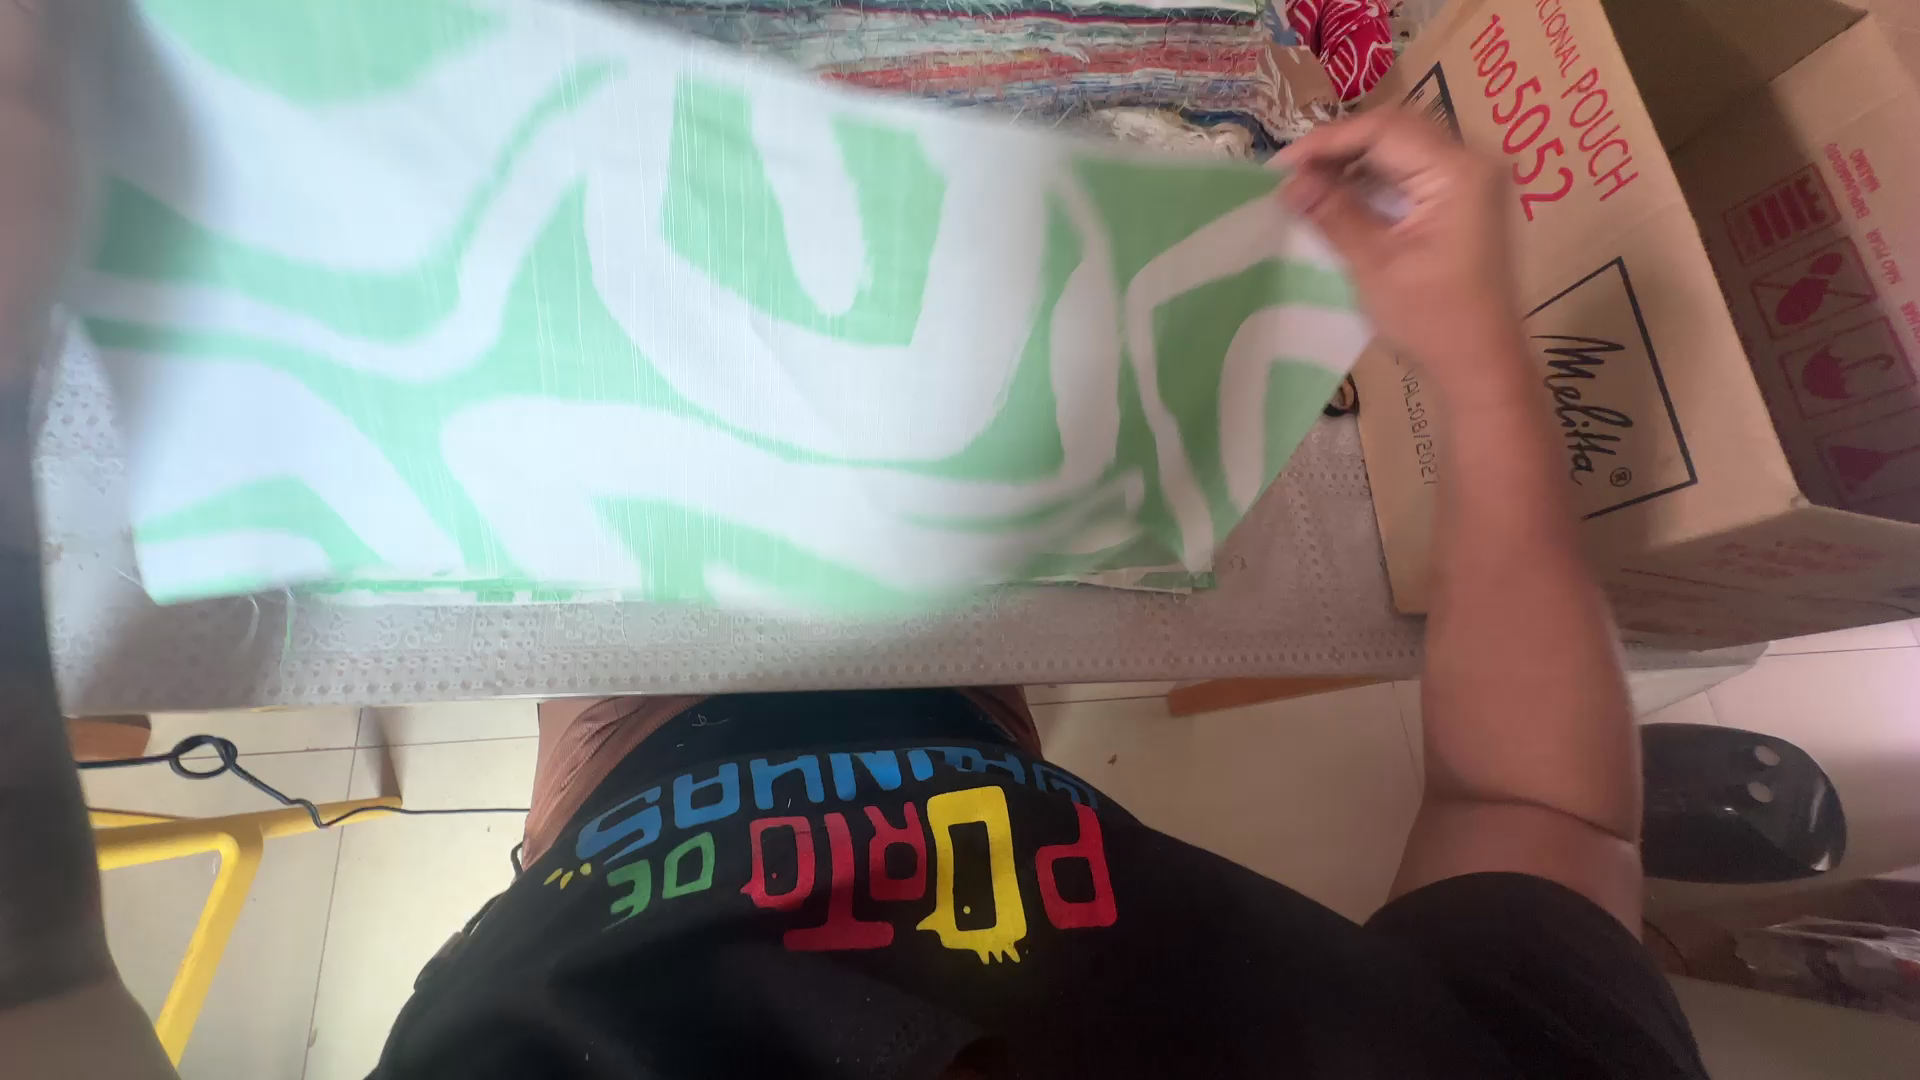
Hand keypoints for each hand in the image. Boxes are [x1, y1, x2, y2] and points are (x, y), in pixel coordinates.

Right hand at [1278, 108, 1525, 393]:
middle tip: (1286, 175)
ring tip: (1303, 186)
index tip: (1278, 167)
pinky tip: (1335, 200)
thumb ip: (1334, 214)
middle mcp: (1469, 163)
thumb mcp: (1374, 264)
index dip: (1326, 142)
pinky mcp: (1457, 204)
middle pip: (1394, 131)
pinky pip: (1406, 176)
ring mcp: (1466, 182)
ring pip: (1399, 151)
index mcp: (1457, 171)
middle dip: (1337, 148)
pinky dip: (1368, 183)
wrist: (1476, 359)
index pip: (1384, 130)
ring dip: (1349, 164)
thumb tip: (1288, 182)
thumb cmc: (1429, 316)